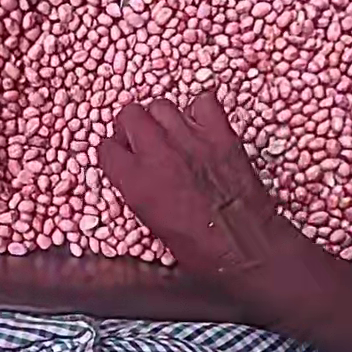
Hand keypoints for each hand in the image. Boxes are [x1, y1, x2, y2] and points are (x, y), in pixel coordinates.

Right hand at [98, 90, 343, 325]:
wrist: (245, 248)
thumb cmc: (200, 248)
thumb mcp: (151, 222)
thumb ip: (137, 189)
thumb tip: (136, 174)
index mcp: (135, 182)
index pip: (106, 148)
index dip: (113, 152)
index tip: (121, 156)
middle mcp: (157, 154)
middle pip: (129, 115)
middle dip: (131, 126)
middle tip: (140, 139)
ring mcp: (189, 139)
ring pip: (160, 105)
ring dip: (161, 118)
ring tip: (169, 133)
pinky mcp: (219, 133)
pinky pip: (202, 102)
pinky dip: (199, 111)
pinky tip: (200, 127)